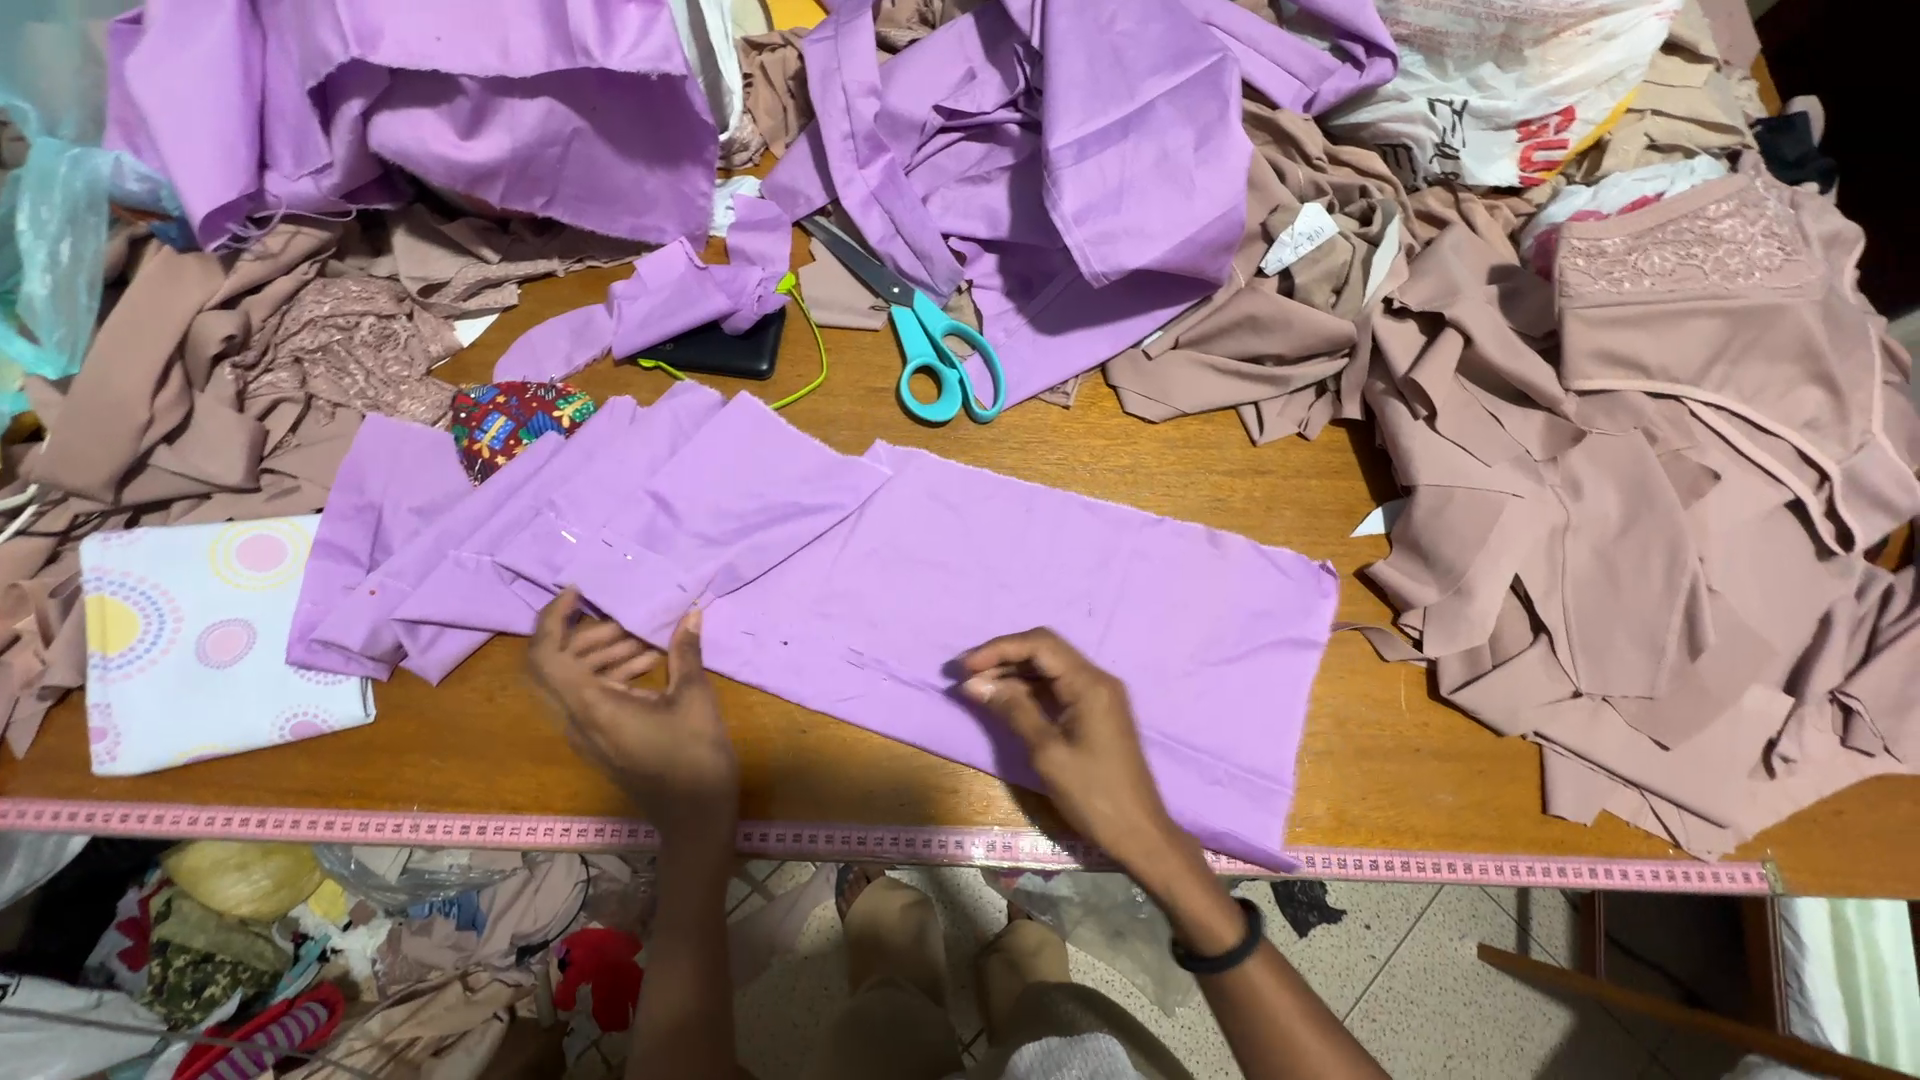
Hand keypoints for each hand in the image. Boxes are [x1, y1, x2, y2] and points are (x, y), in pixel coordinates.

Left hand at [528, 588, 738, 849]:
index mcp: (590, 706)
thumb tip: (690, 613)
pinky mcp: (599, 740)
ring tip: (646, 638)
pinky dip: (609, 674)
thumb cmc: (695, 756)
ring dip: (601, 653)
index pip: (544, 655)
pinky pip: (588, 698)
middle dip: (585, 633)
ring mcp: (585, 734)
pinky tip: (650, 664)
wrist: (694, 817)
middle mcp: (575, 720)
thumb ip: (686, 651)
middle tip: (626, 618)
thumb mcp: (694, 697)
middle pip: (553, 665)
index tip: (580, 592)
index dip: (552, 618)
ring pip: (572, 681)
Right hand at [957, 628, 1181, 871]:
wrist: (1138, 832)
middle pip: (1044, 650)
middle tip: (966, 677)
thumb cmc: (1093, 794)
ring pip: (1048, 669)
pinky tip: (1003, 701)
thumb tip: (975, 684)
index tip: (965, 667)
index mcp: (1089, 683)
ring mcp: (1097, 695)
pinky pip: (1057, 688)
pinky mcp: (1094, 712)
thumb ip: (1012, 710)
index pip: (1039, 644)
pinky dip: (1028, 690)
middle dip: (1003, 658)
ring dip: (1012, 673)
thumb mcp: (1047, 752)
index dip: (999, 649)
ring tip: (976, 688)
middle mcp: (1096, 679)